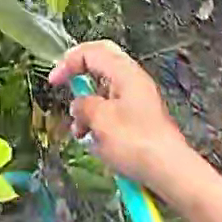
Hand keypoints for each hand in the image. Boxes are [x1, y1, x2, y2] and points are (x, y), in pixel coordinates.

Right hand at [48, 40, 199, 196]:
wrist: (168, 169)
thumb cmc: (133, 141)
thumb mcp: (100, 121)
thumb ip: (84, 106)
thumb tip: (79, 105)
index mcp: (124, 71)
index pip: (92, 52)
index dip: (68, 63)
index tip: (53, 82)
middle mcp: (133, 77)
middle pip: (101, 62)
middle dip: (80, 73)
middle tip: (63, 84)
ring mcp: (139, 96)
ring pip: (106, 87)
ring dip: (88, 103)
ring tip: (79, 130)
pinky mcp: (141, 116)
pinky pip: (114, 106)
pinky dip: (100, 117)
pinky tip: (95, 140)